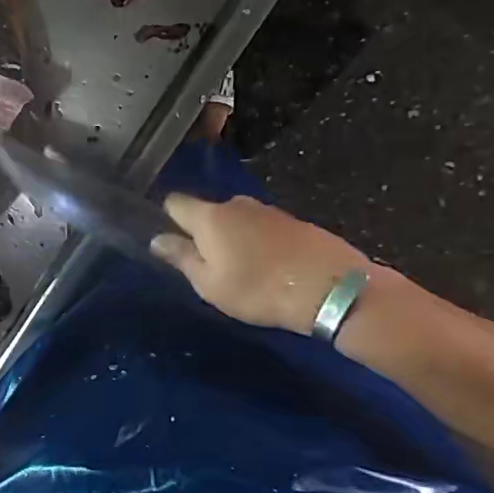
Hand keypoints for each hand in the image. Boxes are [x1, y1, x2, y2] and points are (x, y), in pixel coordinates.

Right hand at [150, 194, 369, 335]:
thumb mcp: (210, 284)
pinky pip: (267, 229)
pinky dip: (264, 243)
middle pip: (209, 211)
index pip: (174, 202)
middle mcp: (238, 205)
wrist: (335, 290)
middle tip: (211, 263)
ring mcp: (272, 212)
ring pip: (240, 219)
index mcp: (209, 217)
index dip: (168, 218)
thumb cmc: (259, 289)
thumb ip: (182, 258)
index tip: (174, 242)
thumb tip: (158, 240)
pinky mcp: (300, 223)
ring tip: (246, 268)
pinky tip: (274, 268)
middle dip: (205, 231)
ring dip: (237, 237)